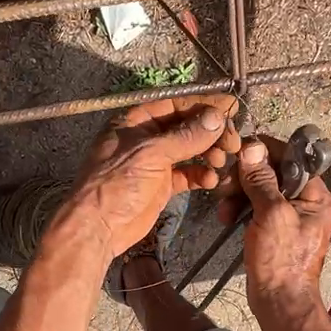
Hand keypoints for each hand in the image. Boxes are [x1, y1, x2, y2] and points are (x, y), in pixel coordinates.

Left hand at [63, 96, 240, 255]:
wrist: (98, 227)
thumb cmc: (116, 183)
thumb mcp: (151, 153)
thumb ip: (186, 136)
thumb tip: (217, 117)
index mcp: (136, 120)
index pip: (176, 104)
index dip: (203, 105)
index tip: (231, 109)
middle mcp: (146, 137)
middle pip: (186, 126)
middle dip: (210, 133)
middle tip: (231, 143)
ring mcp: (154, 162)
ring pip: (189, 151)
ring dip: (208, 154)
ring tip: (221, 162)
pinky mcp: (161, 185)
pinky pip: (187, 174)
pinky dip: (200, 175)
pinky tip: (211, 180)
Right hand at [221, 134, 330, 317]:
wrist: (278, 302)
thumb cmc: (281, 260)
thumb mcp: (272, 214)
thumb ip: (262, 180)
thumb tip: (251, 148)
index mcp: (316, 194)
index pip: (291, 158)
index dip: (264, 153)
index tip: (238, 154)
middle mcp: (306, 201)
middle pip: (273, 173)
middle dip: (246, 178)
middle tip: (224, 187)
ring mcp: (289, 216)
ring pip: (261, 190)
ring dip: (239, 194)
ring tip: (223, 210)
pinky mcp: (273, 230)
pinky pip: (256, 208)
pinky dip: (240, 209)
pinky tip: (227, 218)